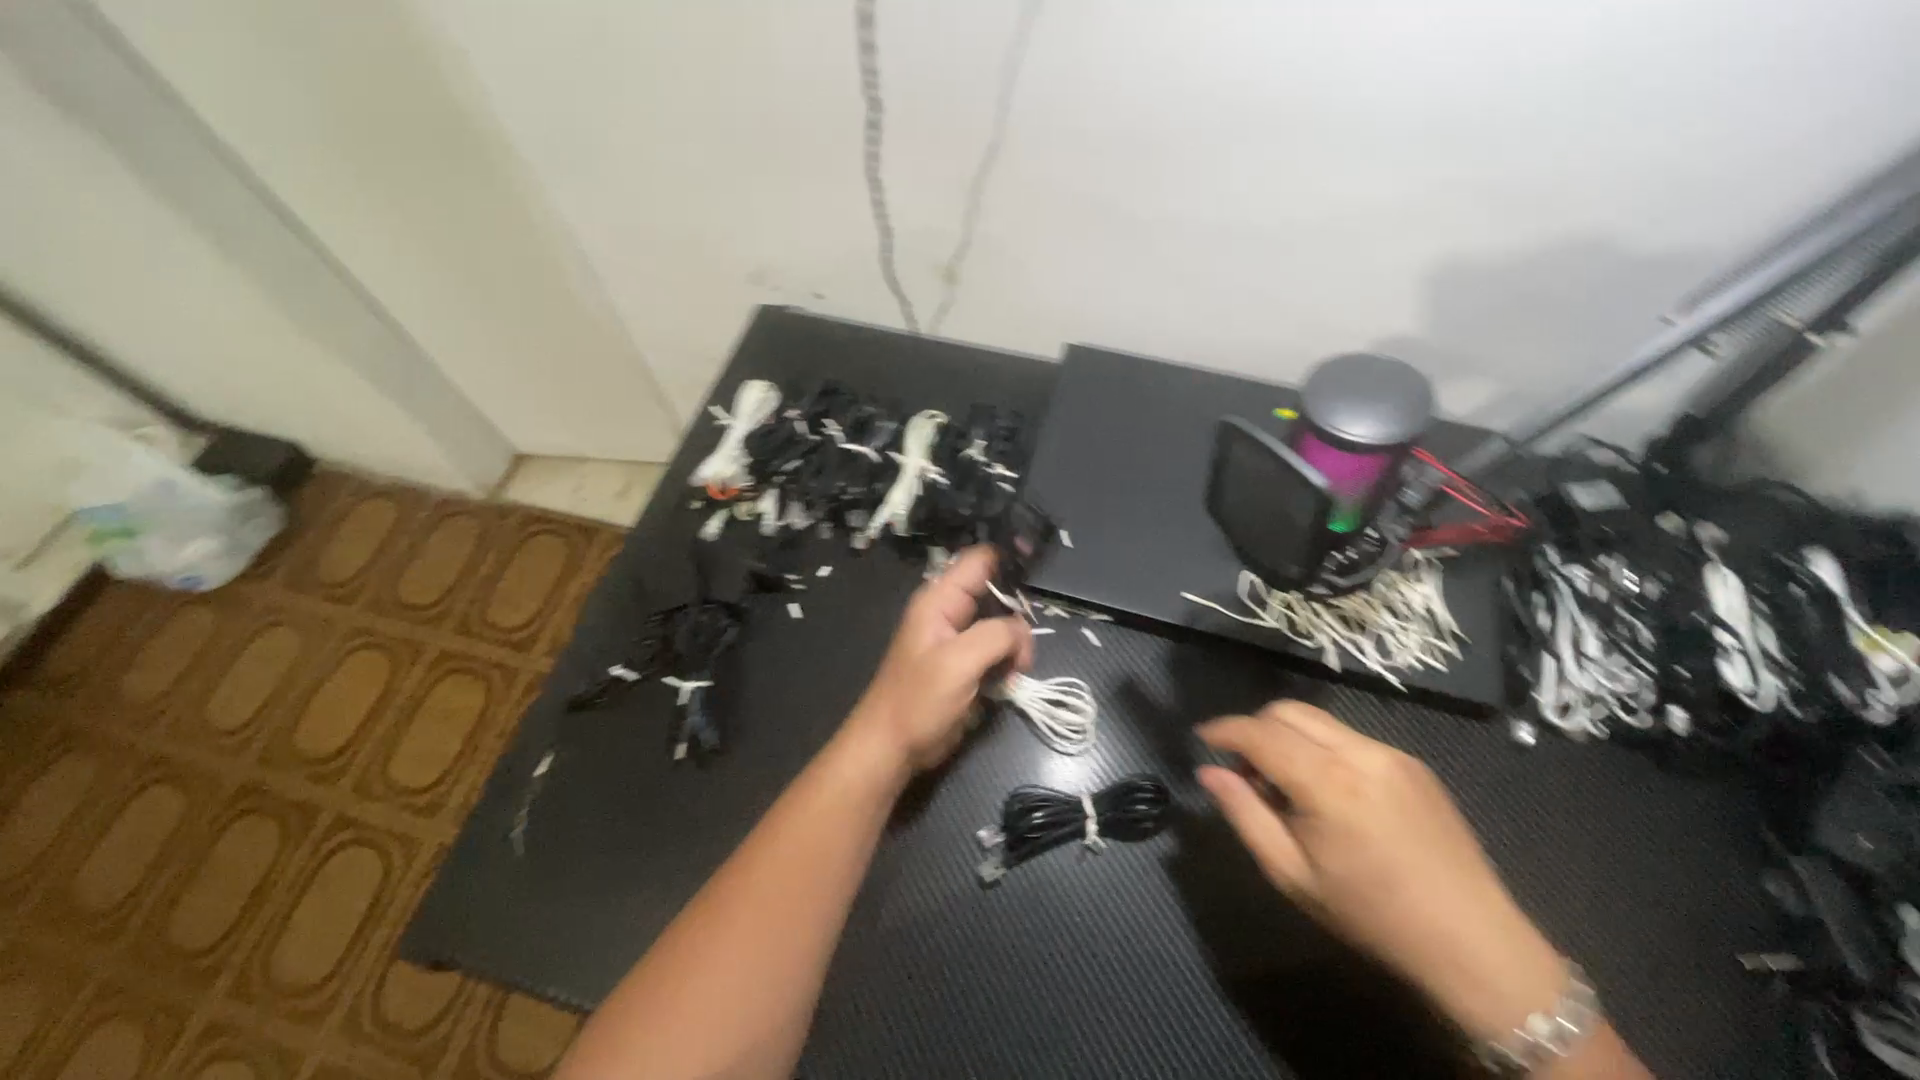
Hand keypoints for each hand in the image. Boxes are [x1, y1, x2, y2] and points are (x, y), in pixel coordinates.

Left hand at [845, 547, 1032, 776]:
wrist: (894, 748)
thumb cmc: (918, 701)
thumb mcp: (958, 662)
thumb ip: (996, 635)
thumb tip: (1022, 632)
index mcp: (940, 600)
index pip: (981, 560)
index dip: (1010, 557)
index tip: (1041, 569)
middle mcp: (951, 612)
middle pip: (998, 593)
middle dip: (1018, 615)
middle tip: (1024, 646)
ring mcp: (960, 640)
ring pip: (1003, 625)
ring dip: (1016, 646)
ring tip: (1016, 670)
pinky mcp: (968, 665)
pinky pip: (999, 651)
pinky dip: (1009, 663)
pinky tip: (1008, 681)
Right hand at [1197, 701, 1565, 1043]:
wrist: (1470, 939)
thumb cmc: (1370, 915)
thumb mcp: (1291, 874)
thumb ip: (1245, 815)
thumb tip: (1210, 773)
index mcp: (1328, 782)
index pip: (1261, 733)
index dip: (1224, 729)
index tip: (1200, 737)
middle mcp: (1361, 753)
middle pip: (1289, 712)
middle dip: (1255, 729)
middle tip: (1244, 773)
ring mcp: (1393, 755)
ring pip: (1321, 722)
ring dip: (1289, 739)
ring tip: (1285, 789)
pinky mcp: (1415, 765)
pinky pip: (1351, 740)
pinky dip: (1322, 751)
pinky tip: (1327, 797)